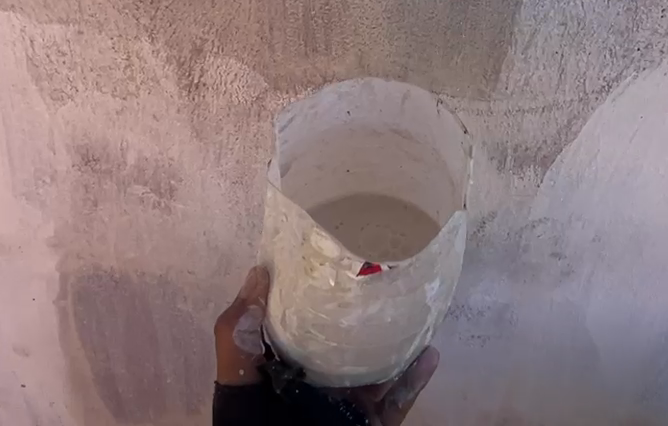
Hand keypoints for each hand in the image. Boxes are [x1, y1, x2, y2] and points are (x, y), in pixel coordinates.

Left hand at [213, 266, 440, 422]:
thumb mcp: (237, 382)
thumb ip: (238, 334)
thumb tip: (258, 272)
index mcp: (292, 370)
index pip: (311, 324)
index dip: (324, 294)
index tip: (342, 259)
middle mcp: (325, 384)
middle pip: (354, 343)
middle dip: (373, 314)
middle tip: (393, 276)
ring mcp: (351, 405)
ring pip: (384, 367)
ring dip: (403, 341)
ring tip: (419, 309)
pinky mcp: (372, 423)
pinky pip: (399, 400)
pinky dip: (415, 379)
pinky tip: (430, 353)